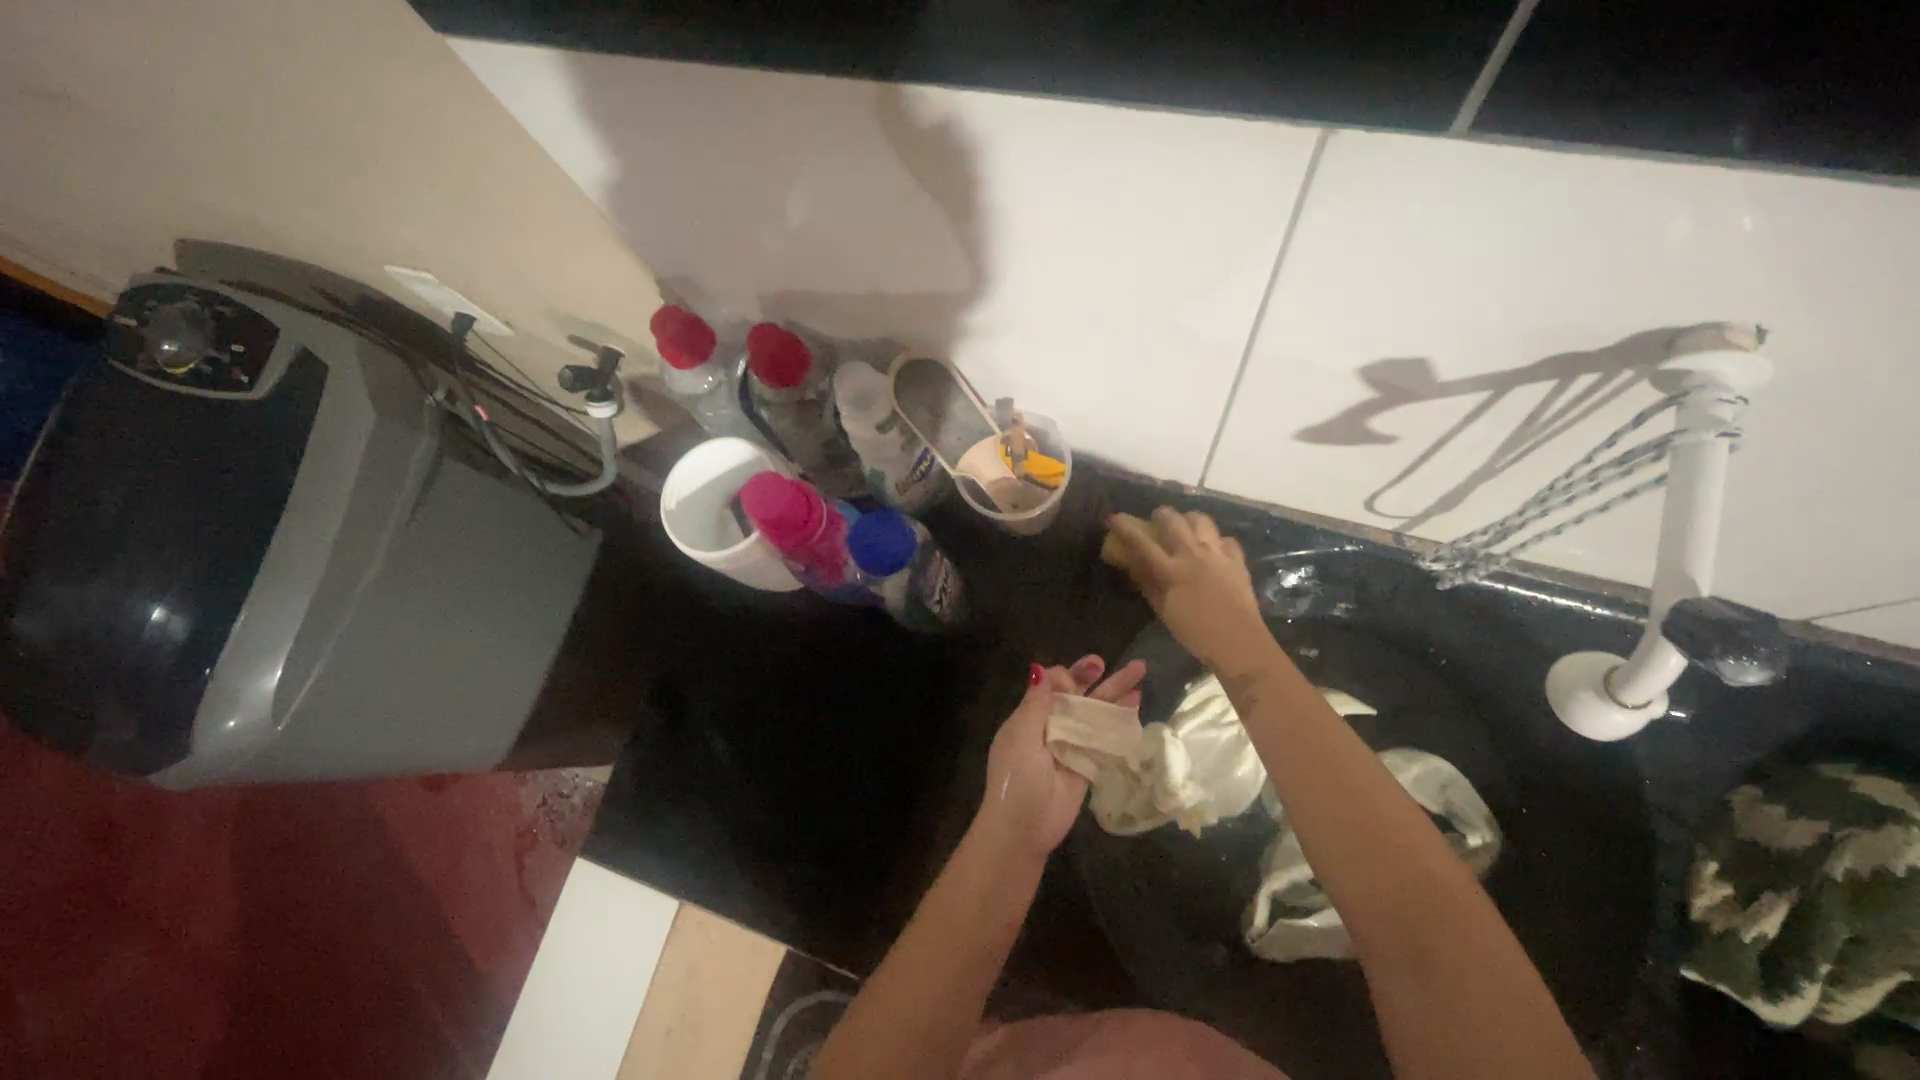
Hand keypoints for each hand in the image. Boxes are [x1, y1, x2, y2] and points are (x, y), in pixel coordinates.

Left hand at [976, 655, 1145, 859]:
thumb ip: (1035, 704)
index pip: (1051, 686)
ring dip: (1114, 693)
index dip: (1065, 677)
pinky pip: (1105, 737)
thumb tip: (1041, 669)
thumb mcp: (1021, 737)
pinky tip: (1135, 705)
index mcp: (1029, 717)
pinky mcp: (1087, 763)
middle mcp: (1051, 726)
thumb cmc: (1016, 779)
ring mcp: (1071, 744)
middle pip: (1076, 695)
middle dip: (1092, 676)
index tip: (1072, 681)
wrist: (1023, 828)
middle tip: (1106, 663)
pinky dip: (1120, 721)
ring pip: (1095, 713)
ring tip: (1138, 672)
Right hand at [1106, 507, 1270, 673]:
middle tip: (1156, 521)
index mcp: (1171, 571)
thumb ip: (1149, 584)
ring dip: (1188, 519)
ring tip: (1185, 528)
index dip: (1125, 527)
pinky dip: (1216, 540)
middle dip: (1160, 515)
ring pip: (1201, 520)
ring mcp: (1217, 554)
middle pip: (1173, 520)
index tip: (1113, 518)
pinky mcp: (1237, 560)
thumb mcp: (1164, 611)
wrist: (1238, 643)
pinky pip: (1225, 539)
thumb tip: (1135, 566)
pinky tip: (1213, 549)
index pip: (1142, 542)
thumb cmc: (1195, 633)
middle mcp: (1193, 555)